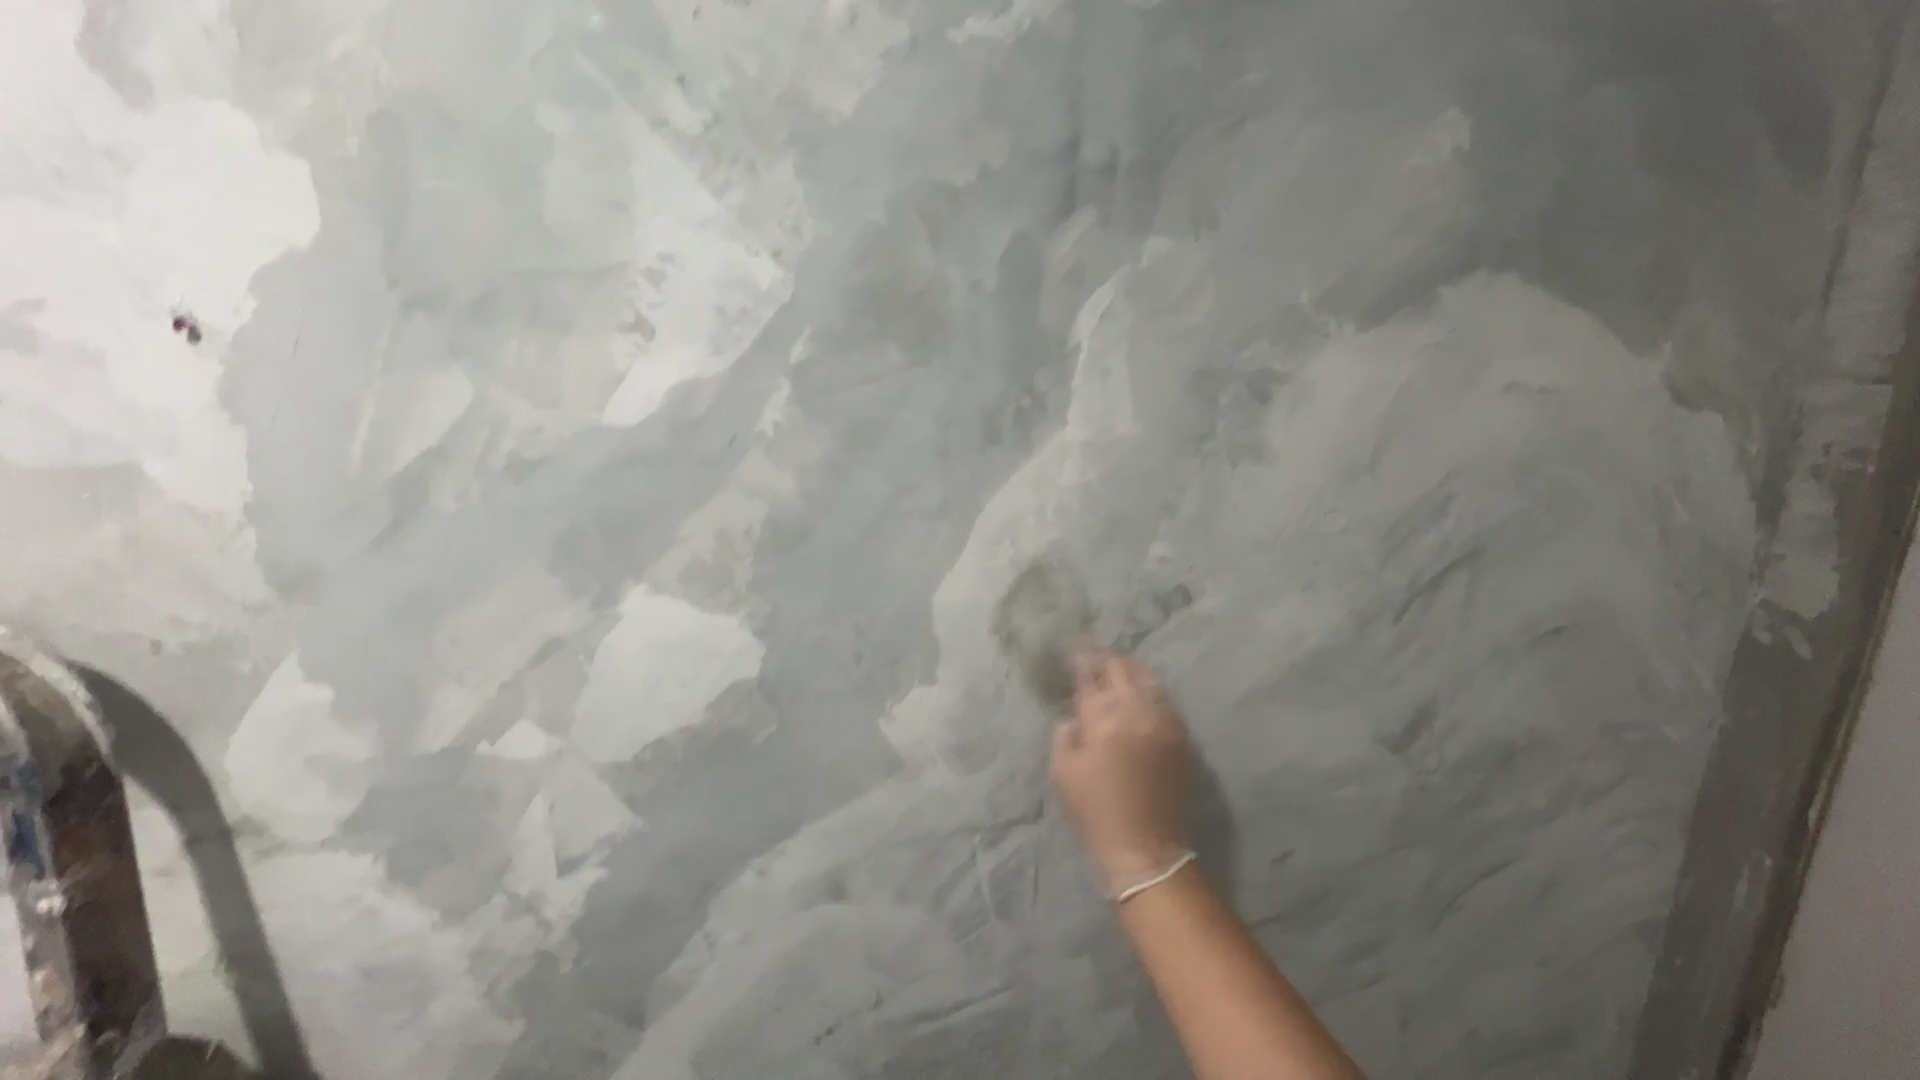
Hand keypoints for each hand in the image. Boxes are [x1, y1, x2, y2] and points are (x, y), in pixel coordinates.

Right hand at [1050, 645, 1193, 895]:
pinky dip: (1151, 688)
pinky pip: (1166, 700)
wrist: (1145, 846)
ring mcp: (1163, 722)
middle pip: (1121, 671)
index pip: (1089, 676)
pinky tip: (1143, 688)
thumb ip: (1065, 733)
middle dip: (1106, 659)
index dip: (1081, 658)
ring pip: (1148, 680)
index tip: (1074, 645)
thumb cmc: (1095, 811)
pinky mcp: (1181, 737)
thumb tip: (1076, 714)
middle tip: (1093, 653)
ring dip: (1131, 668)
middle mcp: (1135, 711)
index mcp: (1102, 718)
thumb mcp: (1062, 772)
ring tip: (1119, 664)